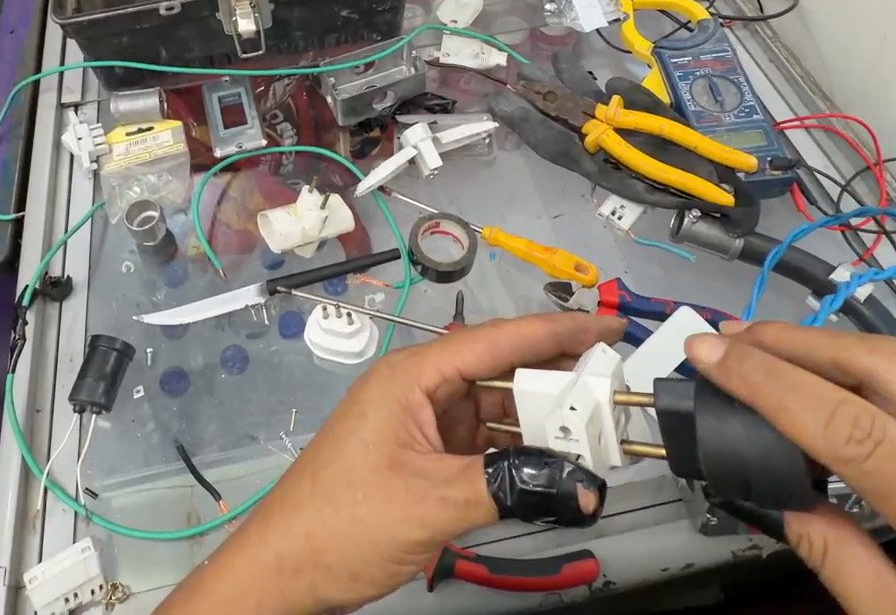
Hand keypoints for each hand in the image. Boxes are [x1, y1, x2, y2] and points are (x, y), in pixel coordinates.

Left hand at [157, 312, 623, 614]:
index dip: (554, 333)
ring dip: (537, 418)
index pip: (495, 341)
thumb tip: (581, 485)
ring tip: (590, 427)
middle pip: (497, 370)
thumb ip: (511, 487)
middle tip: (609, 387)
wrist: (286, 566)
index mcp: (412, 376)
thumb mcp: (432, 502)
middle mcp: (418, 388)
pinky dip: (514, 448)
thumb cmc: (342, 520)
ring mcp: (421, 421)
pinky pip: (480, 439)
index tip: (602, 329)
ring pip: (492, 407)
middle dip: (553, 377)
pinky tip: (547, 459)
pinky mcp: (423, 452)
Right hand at [685, 322, 895, 614]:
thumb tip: (783, 501)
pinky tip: (828, 394)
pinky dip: (868, 383)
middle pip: (894, 370)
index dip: (772, 384)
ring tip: (761, 351)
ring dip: (828, 351)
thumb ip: (846, 570)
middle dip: (798, 341)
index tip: (708, 353)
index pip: (860, 431)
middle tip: (728, 337)